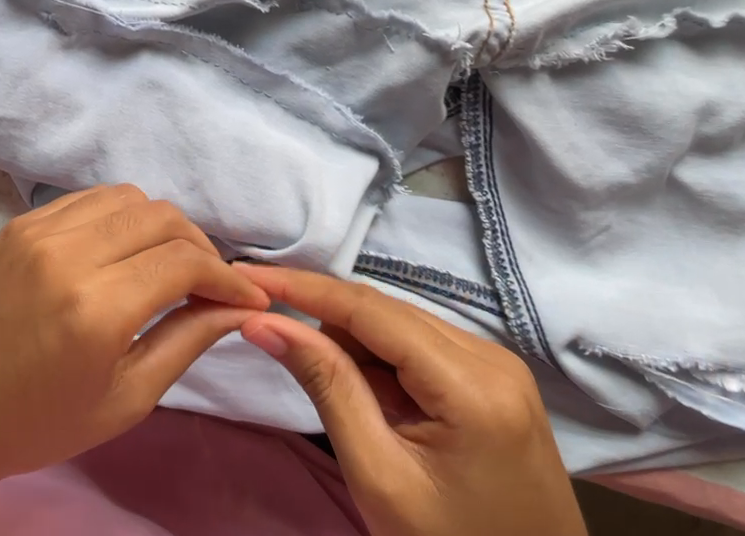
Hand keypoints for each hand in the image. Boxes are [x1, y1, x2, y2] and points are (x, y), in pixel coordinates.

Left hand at [0, 186, 267, 496]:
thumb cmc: (39, 422)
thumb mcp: (126, 398)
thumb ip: (186, 340)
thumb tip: (238, 307)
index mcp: (96, 307)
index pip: (184, 261)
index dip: (227, 277)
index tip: (246, 298)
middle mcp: (67, 253)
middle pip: (159, 216)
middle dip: (199, 246)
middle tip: (210, 284)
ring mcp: (36, 230)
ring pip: (124, 197)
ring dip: (159, 225)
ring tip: (169, 266)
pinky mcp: (18, 224)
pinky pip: (85, 201)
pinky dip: (118, 217)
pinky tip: (123, 252)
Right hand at [238, 267, 585, 535]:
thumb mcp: (377, 473)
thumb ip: (325, 385)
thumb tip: (263, 321)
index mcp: (473, 386)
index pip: (369, 310)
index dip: (302, 285)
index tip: (245, 273)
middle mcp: (493, 359)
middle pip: (382, 309)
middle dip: (321, 314)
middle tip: (263, 322)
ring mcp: (499, 367)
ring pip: (396, 321)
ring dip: (350, 341)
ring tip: (334, 390)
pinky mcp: (494, 379)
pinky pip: (417, 342)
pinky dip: (378, 358)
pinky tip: (370, 397)